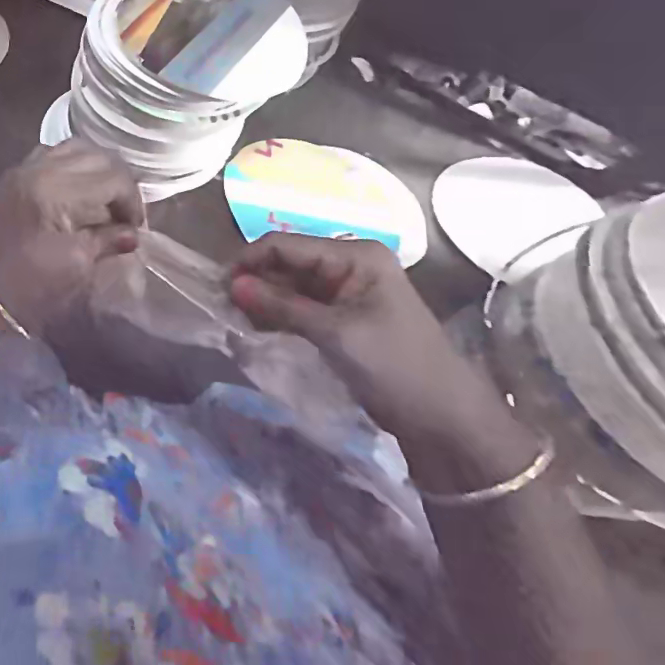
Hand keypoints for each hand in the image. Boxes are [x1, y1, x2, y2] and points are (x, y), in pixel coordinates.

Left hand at [0, 139, 143, 337]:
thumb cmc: (33, 283)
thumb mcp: (78, 263)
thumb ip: (109, 239)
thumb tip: (134, 232)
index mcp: (56, 191)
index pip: (113, 178)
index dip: (133, 202)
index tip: (135, 228)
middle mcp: (40, 169)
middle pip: (98, 156)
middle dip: (120, 182)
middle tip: (125, 213)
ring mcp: (25, 168)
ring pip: (76, 147)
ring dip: (98, 168)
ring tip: (106, 197)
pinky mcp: (16, 174)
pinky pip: (52, 153)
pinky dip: (73, 163)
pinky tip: (80, 188)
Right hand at [225, 234, 512, 447]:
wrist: (444, 420)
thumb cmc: (396, 366)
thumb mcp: (334, 333)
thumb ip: (280, 306)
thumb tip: (231, 285)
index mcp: (355, 255)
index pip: (285, 244)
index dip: (250, 260)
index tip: (221, 286)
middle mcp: (347, 264)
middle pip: (285, 261)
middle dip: (254, 281)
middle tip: (226, 307)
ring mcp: (344, 290)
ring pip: (287, 284)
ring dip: (262, 299)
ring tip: (238, 319)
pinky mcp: (339, 315)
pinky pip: (297, 304)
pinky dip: (275, 313)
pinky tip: (256, 326)